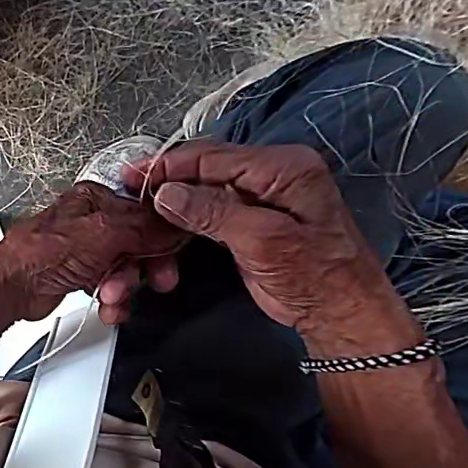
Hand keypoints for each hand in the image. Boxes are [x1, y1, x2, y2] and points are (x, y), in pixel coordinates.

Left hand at [0, 182, 187, 329]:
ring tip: (112, 295)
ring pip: (127, 269)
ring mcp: (86, 250)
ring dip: (125, 288)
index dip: (163, 235)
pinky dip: (113, 300)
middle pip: (140, 244)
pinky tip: (108, 307)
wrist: (9, 291)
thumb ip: (144, 228)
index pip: (146, 213)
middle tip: (153, 280)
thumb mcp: (102, 235)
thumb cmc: (38, 256)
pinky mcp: (81, 275)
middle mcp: (92, 223)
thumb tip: (177, 222)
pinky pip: (111, 287)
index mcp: (96, 201)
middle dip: (144, 267)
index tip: (171, 254)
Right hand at [121, 143, 423, 356]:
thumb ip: (212, 211)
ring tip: (140, 206)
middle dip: (166, 179)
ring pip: (204, 188)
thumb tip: (166, 193)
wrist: (338, 311)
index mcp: (283, 168)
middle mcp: (272, 175)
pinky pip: (210, 208)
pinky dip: (185, 214)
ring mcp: (261, 198)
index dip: (168, 165)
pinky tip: (165, 220)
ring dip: (172, 198)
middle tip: (129, 189)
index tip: (134, 175)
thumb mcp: (261, 240)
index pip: (212, 156)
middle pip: (206, 168)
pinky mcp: (250, 221)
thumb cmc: (316, 276)